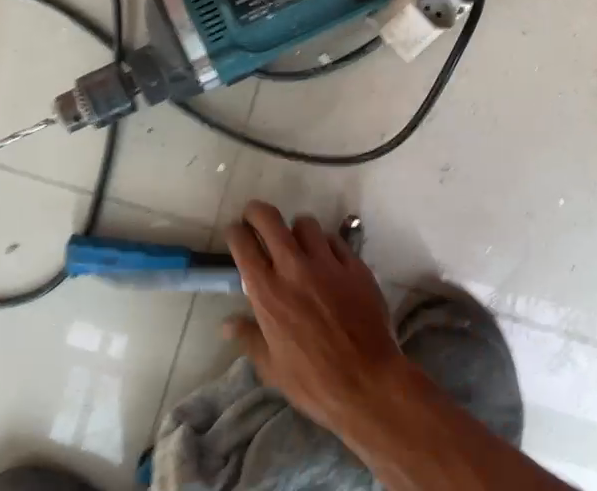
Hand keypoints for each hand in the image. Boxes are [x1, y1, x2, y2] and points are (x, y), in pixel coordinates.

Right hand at [223, 201, 408, 429]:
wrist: (369, 384)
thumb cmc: (313, 381)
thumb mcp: (272, 367)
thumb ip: (249, 338)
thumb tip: (227, 324)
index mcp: (267, 292)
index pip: (243, 244)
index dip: (235, 232)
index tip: (236, 234)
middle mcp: (294, 269)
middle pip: (270, 219)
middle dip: (257, 213)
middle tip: (256, 220)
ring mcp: (328, 265)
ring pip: (306, 224)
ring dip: (296, 230)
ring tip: (297, 244)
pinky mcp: (355, 268)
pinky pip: (336, 240)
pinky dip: (326, 245)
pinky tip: (327, 259)